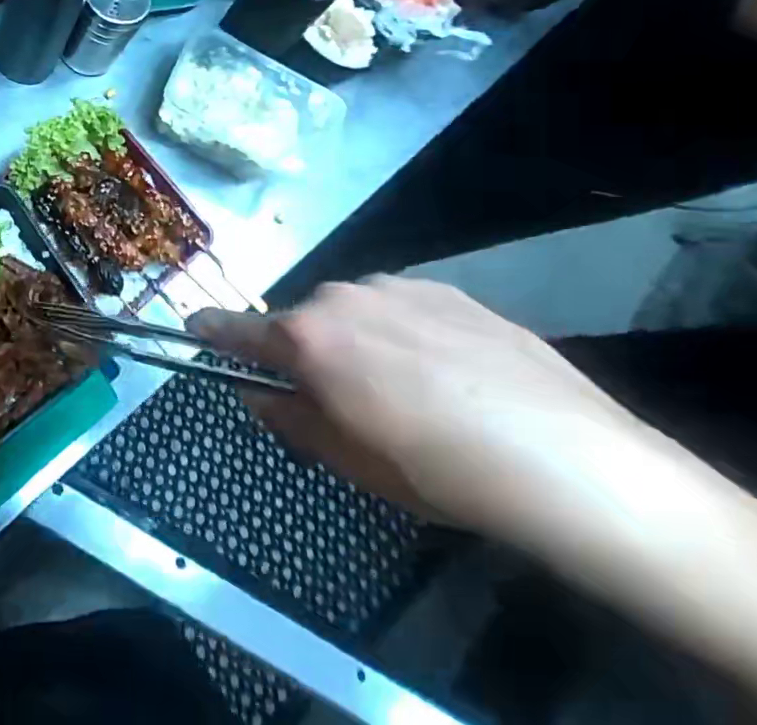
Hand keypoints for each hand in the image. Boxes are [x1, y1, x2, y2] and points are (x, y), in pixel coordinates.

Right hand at [190, 276, 651, 544]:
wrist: (564, 459)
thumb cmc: (431, 468)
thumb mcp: (343, 458)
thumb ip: (285, 415)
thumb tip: (257, 391)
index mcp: (307, 338)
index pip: (236, 329)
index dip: (210, 331)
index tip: (192, 329)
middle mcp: (342, 297)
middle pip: (302, 321)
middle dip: (305, 350)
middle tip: (339, 397)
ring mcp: (397, 287)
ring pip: (352, 311)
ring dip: (355, 338)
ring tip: (404, 387)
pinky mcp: (448, 289)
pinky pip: (400, 307)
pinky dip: (401, 331)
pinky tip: (445, 372)